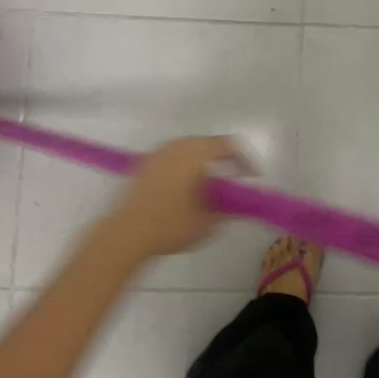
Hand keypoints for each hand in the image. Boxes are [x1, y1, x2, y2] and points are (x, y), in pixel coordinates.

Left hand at [99, 136, 250, 261]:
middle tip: (234, 178)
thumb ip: (230, 206)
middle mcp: (177, 146)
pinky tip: (185, 187)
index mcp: (196, 153)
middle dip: (223, 159)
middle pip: (207, 143)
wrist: (124, 233)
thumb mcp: (209, 221)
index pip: (229, 145)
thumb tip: (240, 200)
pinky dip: (184, 166)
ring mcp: (157, 153)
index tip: (253, 176)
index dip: (245, 159)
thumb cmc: (170, 226)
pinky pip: (172, 158)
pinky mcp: (143, 165)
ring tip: (210, 184)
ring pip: (188, 149)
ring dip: (202, 162)